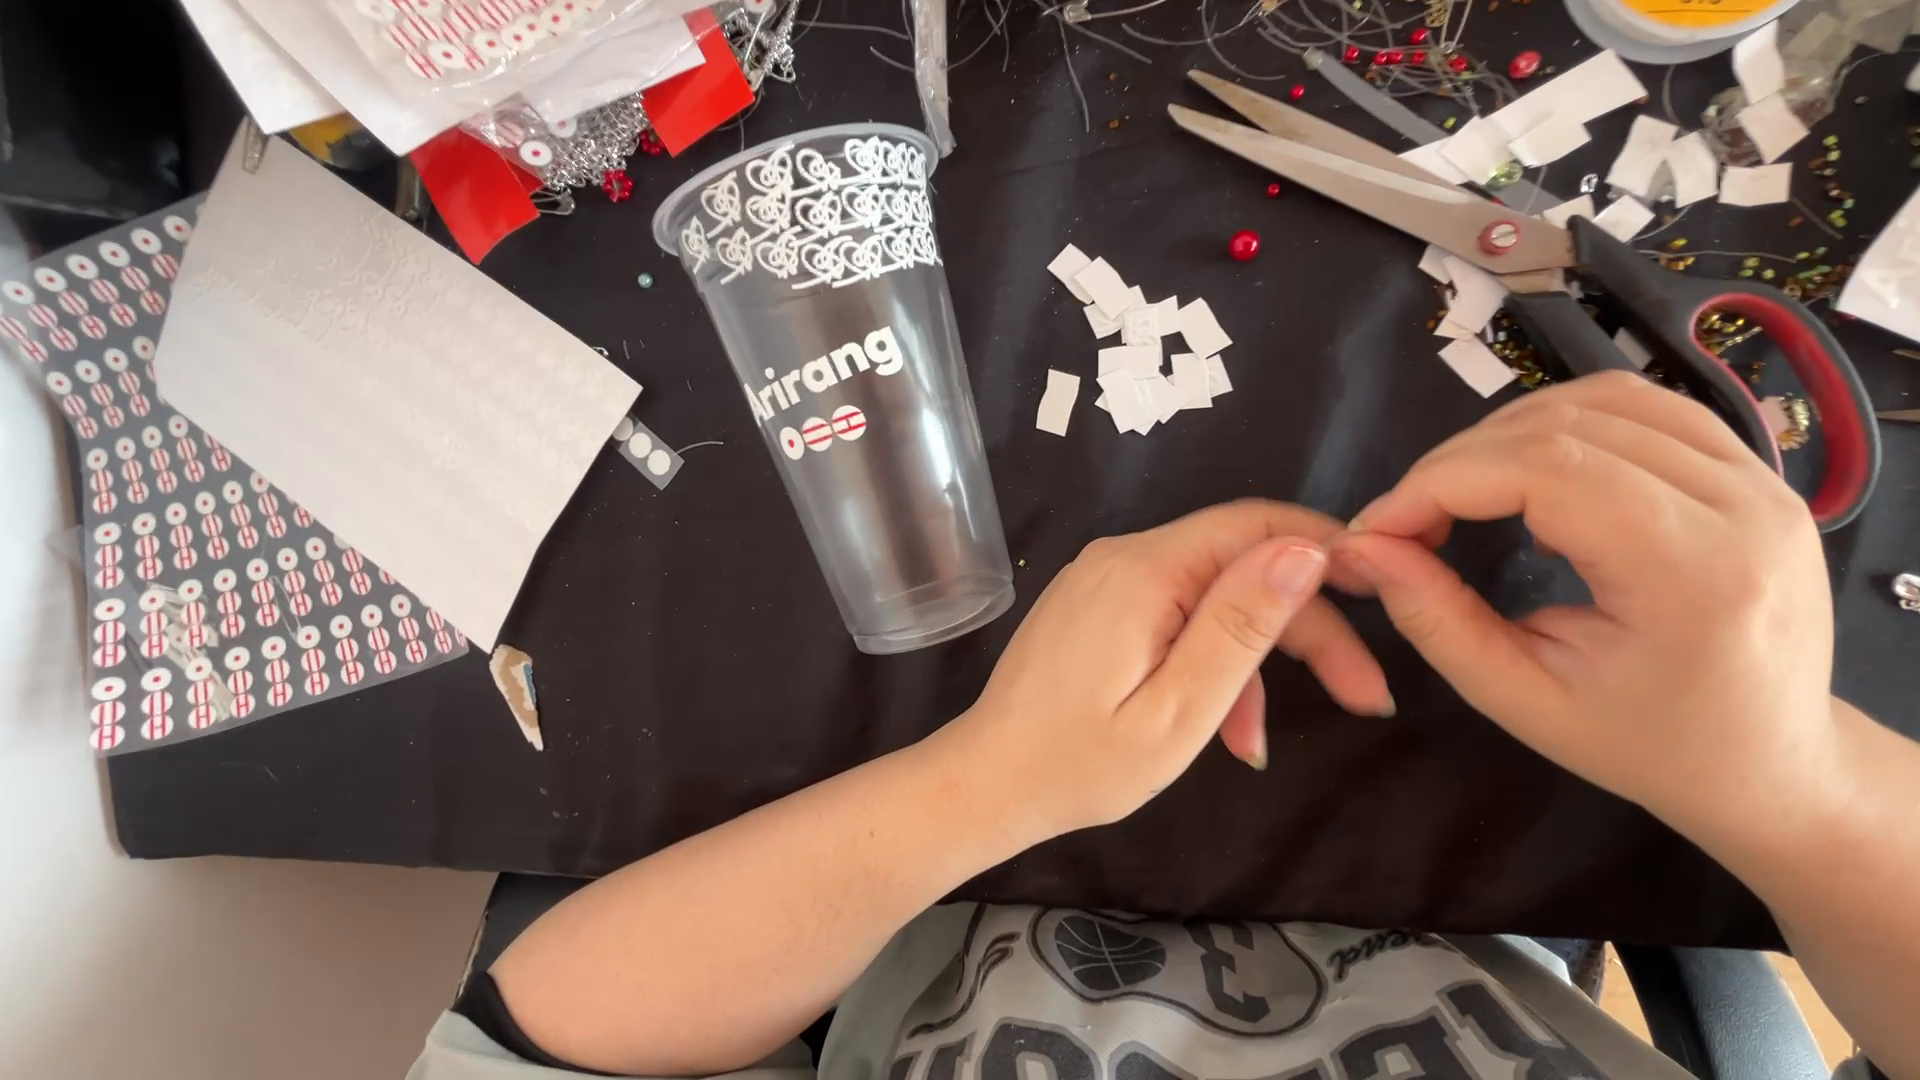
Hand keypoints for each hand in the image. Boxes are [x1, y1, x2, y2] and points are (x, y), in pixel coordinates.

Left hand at [932, 500, 1393, 843]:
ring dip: (1248, 661)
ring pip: (1207, 597)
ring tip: (1253, 742)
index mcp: (1144, 570)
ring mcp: (1103, 580)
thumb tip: (1304, 549)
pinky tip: (1215, 723)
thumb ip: (1241, 625)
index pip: (1255, 526)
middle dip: (1303, 628)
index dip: (1327, 552)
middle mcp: (1122, 556)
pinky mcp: (1095, 607)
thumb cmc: (1081, 762)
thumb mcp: (1179, 708)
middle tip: (1363, 697)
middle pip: (1236, 566)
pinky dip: (1202, 661)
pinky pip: (1170, 615)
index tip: (1385, 598)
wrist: (989, 783)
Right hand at [1329, 372, 1835, 830]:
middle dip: (1452, 465)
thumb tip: (1359, 547)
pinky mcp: (1752, 468)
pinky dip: (1554, 424)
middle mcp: (1743, 505)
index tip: (1377, 529)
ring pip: (1597, 399)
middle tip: (1405, 523)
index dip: (1438, 483)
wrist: (1773, 759)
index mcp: (1694, 572)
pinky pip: (1637, 405)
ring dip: (1499, 436)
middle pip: (1560, 428)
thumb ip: (1433, 617)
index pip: (1545, 471)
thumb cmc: (1641, 742)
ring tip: (1456, 494)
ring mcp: (1760, 477)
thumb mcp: (1515, 697)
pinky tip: (1522, 473)